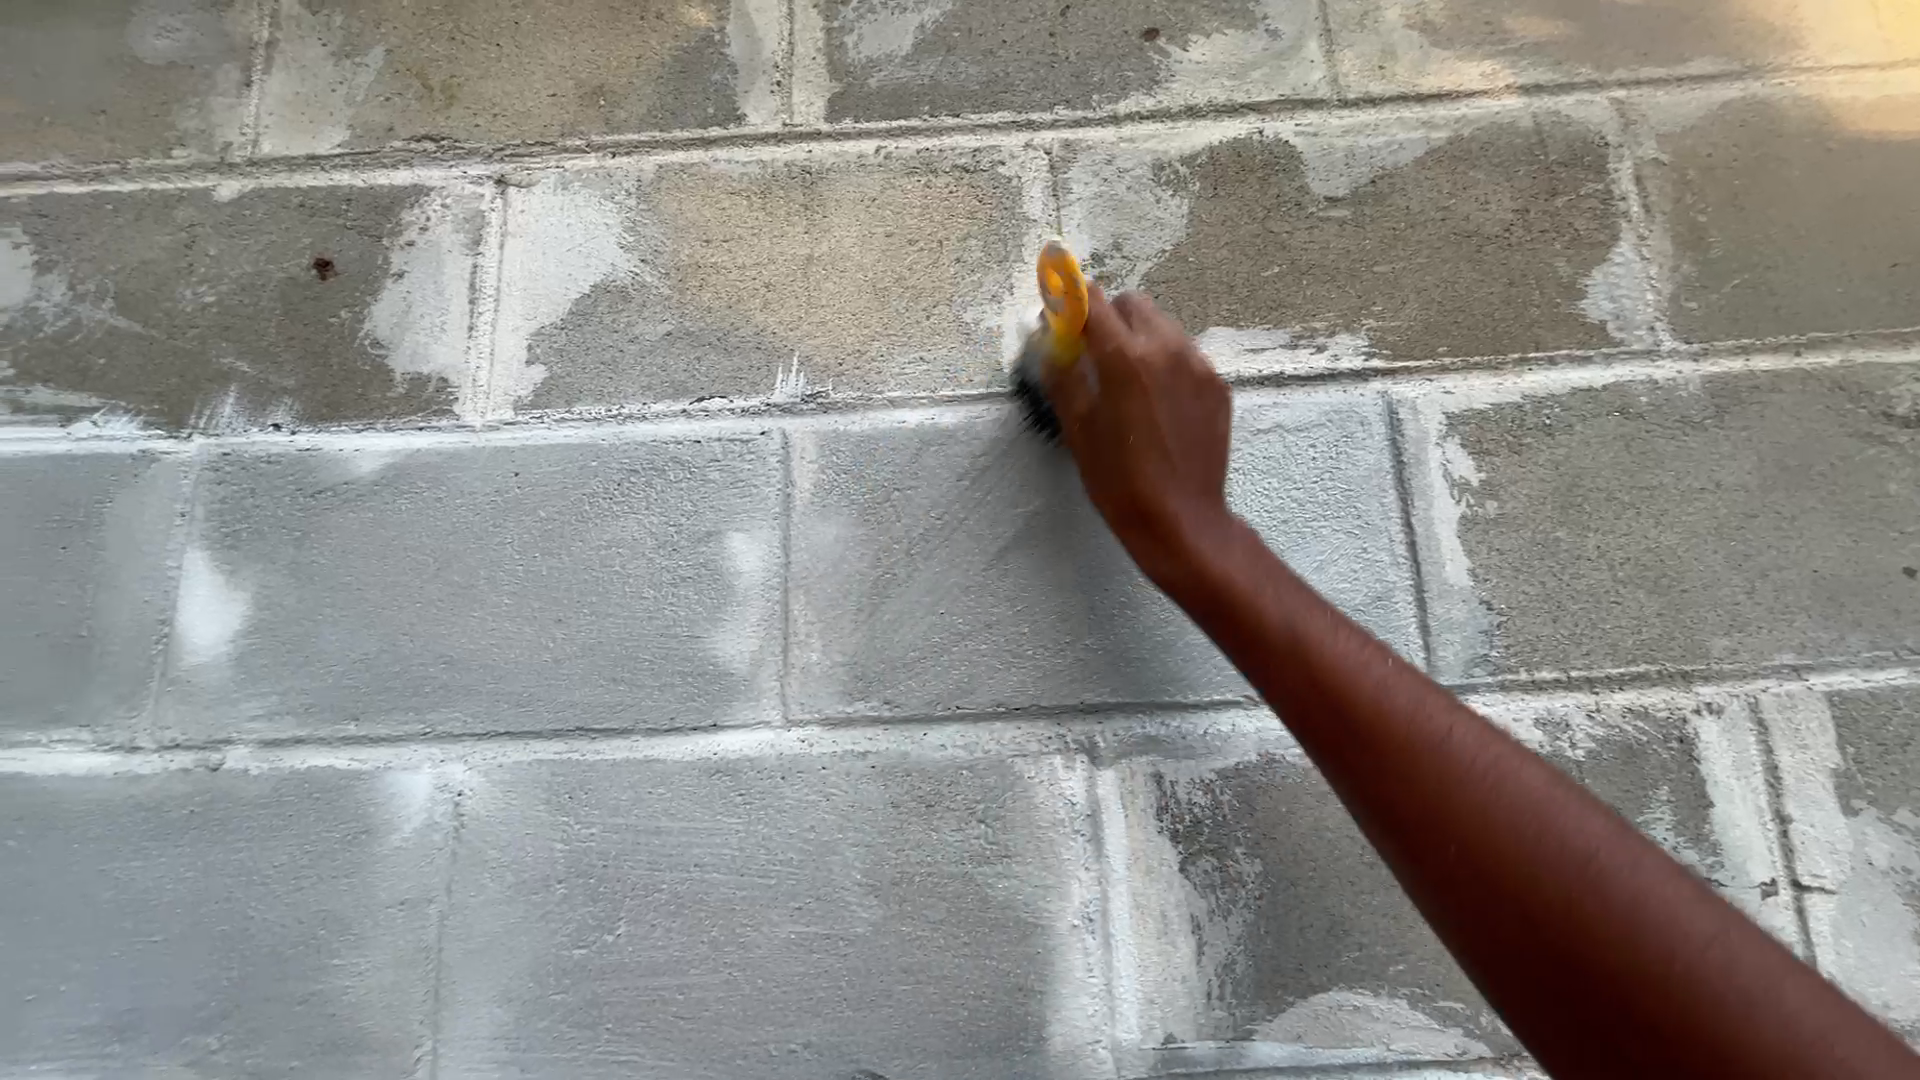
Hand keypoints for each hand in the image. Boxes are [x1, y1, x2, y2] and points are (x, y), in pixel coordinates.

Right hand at [1043, 285, 1234, 590]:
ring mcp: (1199, 366)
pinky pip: (1185, 354)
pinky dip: (1165, 363)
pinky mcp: (1217, 385)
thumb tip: (1051, 341)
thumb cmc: (1119, 481)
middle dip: (1109, 318)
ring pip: (1163, 326)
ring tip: (1128, 382)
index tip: (1061, 313)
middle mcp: (1167, 349)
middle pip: (1133, 304)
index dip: (1072, 301)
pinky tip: (1157, 403)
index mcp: (1125, 358)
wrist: (1179, 519)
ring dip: (1139, 338)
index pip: (1095, 301)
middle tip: (1094, 352)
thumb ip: (1063, 374)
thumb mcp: (1077, 430)